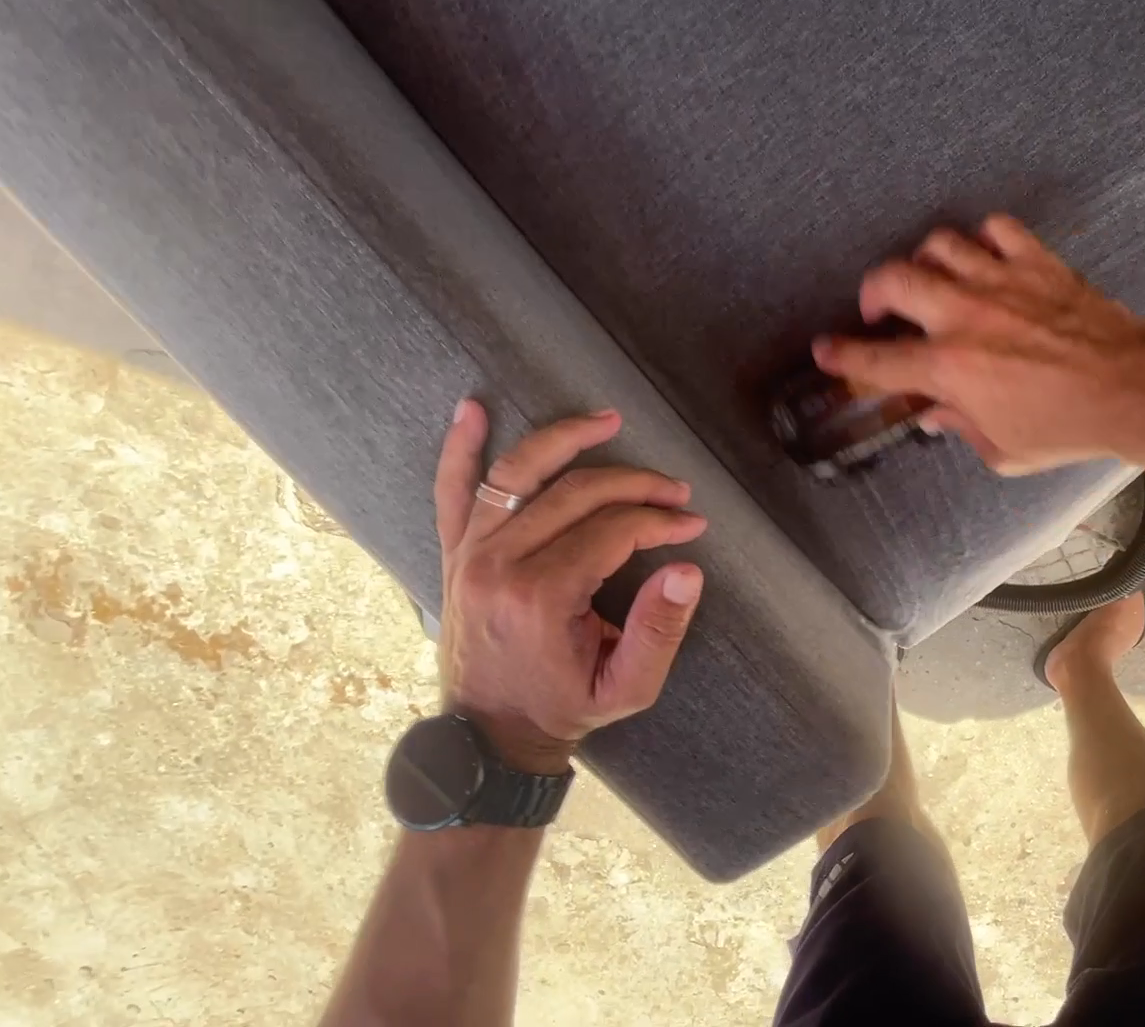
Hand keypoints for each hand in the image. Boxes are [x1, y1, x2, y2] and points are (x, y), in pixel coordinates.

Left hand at [430, 400, 707, 773]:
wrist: (489, 734)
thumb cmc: (563, 707)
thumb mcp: (627, 687)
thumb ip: (660, 630)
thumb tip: (688, 570)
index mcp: (540, 596)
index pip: (613, 530)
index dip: (660, 520)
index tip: (691, 523)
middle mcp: (498, 563)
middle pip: (576, 493)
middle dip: (636, 483)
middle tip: (676, 489)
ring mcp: (470, 552)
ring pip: (519, 472)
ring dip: (566, 439)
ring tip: (607, 420)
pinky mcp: (456, 552)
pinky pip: (452, 490)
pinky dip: (460, 448)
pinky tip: (471, 409)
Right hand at [810, 214, 1144, 473]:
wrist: (1131, 389)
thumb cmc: (1067, 427)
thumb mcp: (1003, 450)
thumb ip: (961, 428)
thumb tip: (939, 414)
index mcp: (950, 368)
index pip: (878, 360)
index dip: (843, 355)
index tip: (827, 350)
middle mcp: (965, 316)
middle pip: (893, 280)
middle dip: (873, 292)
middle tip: (879, 309)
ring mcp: (1000, 281)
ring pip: (939, 245)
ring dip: (925, 262)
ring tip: (932, 281)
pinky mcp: (1036, 263)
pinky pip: (996, 229)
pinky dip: (982, 239)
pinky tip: (984, 259)